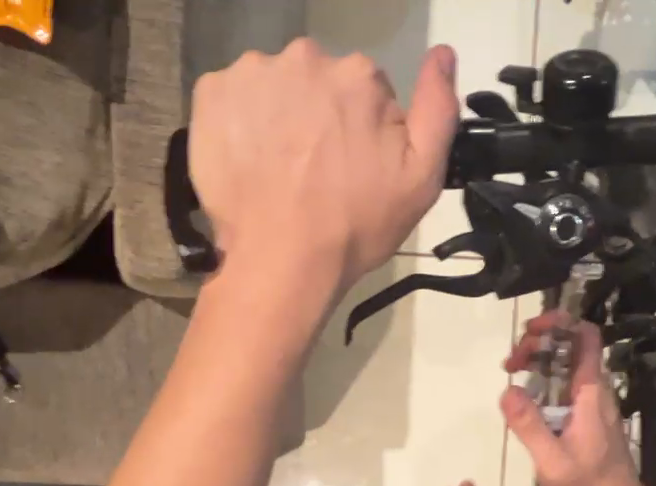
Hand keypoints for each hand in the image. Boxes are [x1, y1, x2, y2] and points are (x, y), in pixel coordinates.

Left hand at [188, 40, 457, 292]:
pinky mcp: (211, 95)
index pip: (366, 90)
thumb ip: (438, 110)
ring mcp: (252, 74)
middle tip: (317, 174)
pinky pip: (232, 99)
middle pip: (318, 83)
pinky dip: (240, 124)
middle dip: (320, 117)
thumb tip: (444, 54)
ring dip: (279, 119)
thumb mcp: (421, 179)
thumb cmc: (357, 226)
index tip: (355, 168)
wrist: (283, 261)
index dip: (364, 130)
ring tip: (281, 173)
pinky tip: (250, 164)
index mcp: (358, 75)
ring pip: (275, 89)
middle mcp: (305, 58)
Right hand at [501, 313, 648, 485]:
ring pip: (567, 365)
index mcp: (591, 393)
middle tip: (511, 361)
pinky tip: (525, 396)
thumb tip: (507, 390)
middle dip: (540, 343)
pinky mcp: (587, 416)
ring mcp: (592, 403)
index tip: (530, 330)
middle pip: (571, 347)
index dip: (561, 323)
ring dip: (539, 360)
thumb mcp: (552, 461)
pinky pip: (566, 385)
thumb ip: (530, 426)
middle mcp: (595, 391)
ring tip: (512, 371)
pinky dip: (544, 380)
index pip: (585, 339)